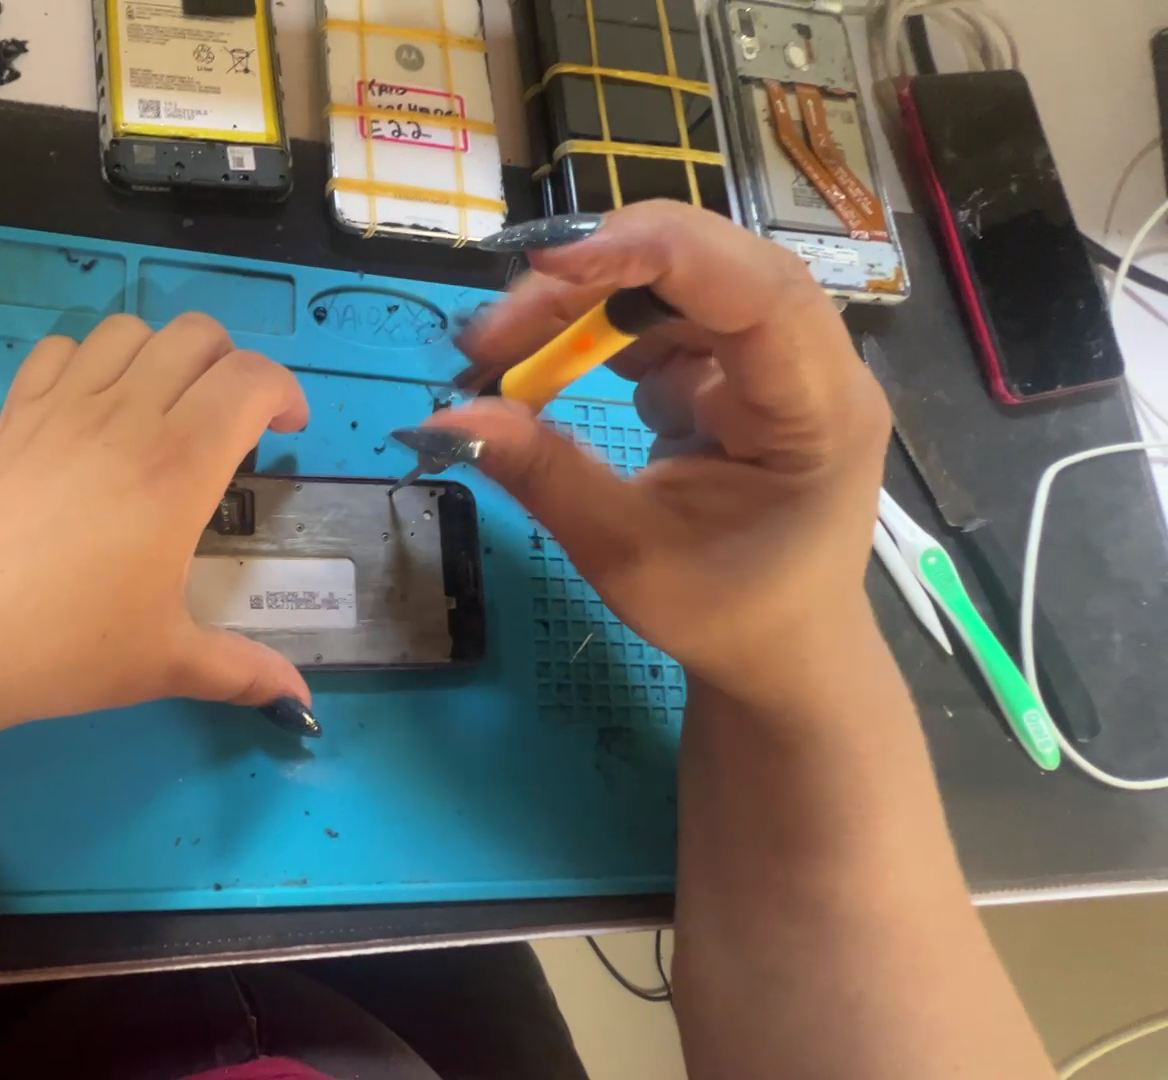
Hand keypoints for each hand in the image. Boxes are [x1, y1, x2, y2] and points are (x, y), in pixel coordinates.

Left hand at [0, 313, 312, 735]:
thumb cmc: (58, 645)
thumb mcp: (163, 663)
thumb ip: (242, 673)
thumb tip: (300, 704)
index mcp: (178, 465)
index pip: (250, 380)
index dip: (285, 391)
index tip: (287, 430)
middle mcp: (124, 416)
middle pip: (197, 336)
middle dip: (231, 365)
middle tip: (230, 420)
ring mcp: (60, 408)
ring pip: (127, 330)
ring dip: (162, 353)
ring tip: (163, 406)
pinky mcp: (10, 416)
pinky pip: (59, 351)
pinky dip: (88, 360)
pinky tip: (89, 408)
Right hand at [438, 203, 891, 708]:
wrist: (774, 648)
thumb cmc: (720, 611)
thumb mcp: (619, 549)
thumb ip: (540, 474)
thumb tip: (444, 420)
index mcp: (814, 409)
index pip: (754, 290)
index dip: (649, 257)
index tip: (541, 265)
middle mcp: (803, 364)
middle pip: (702, 271)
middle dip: (584, 287)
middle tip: (485, 338)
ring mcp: (762, 364)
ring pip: (667, 290)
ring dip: (573, 311)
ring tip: (495, 358)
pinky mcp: (724, 375)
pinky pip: (651, 327)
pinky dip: (583, 340)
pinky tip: (537, 375)